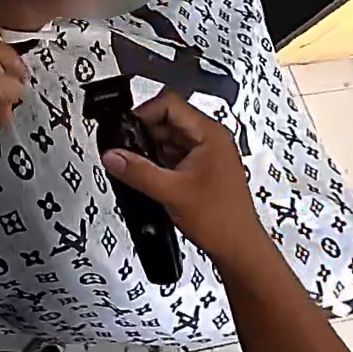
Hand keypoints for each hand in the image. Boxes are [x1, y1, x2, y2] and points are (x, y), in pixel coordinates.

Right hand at [100, 91, 274, 273]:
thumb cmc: (222, 220)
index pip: (169, 104)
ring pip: (170, 138)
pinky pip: (175, 154)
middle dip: (144, 134)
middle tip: (126, 150)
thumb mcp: (171, 192)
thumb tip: (113, 156)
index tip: (125, 127)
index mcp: (209, 133)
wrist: (238, 247)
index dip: (143, 113)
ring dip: (151, 149)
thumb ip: (137, 172)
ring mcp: (208, 153)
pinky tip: (152, 177)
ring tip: (138, 167)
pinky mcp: (203, 167)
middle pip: (167, 119)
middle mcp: (211, 138)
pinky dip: (160, 162)